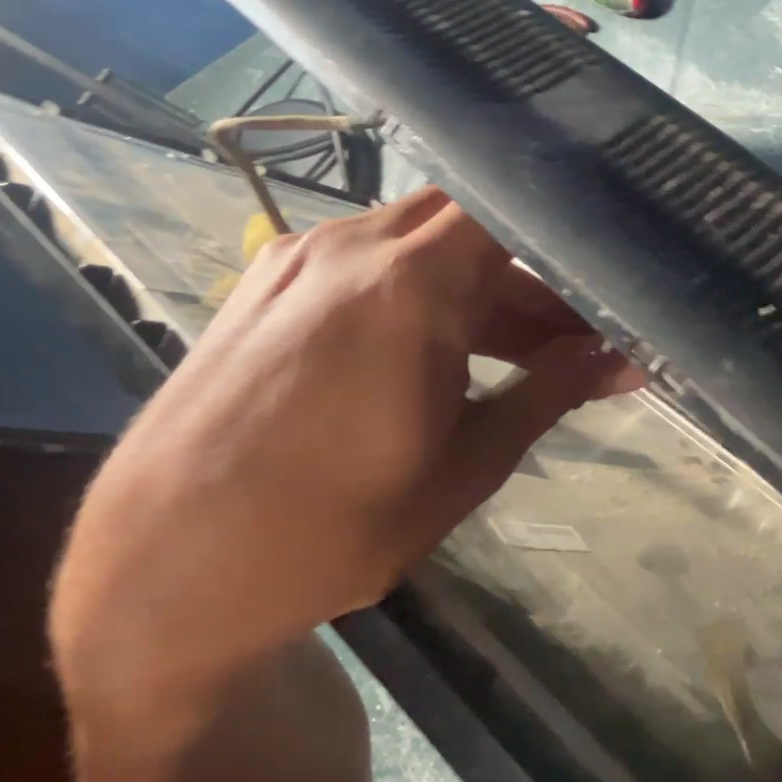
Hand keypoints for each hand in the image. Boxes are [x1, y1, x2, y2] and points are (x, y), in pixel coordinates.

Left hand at [50, 187, 642, 720]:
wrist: (156, 574)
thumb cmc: (327, 532)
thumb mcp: (463, 467)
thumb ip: (549, 394)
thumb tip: (625, 359)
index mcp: (407, 286)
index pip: (514, 207)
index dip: (574, 232)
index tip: (618, 278)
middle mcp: (351, 247)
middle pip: (475, 224)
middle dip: (538, 274)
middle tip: (585, 336)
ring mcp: (300, 258)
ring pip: (424, 242)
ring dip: (483, 288)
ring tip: (530, 357)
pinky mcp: (268, 282)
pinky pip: (374, 262)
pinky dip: (426, 292)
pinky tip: (446, 354)